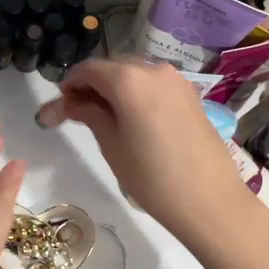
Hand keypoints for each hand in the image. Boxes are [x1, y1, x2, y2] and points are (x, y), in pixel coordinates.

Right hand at [54, 59, 256, 238]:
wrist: (210, 201)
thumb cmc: (152, 177)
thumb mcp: (111, 145)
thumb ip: (89, 114)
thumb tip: (69, 102)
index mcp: (129, 79)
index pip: (88, 69)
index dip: (69, 85)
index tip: (58, 107)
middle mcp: (154, 69)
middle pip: (111, 67)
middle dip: (91, 85)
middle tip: (75, 113)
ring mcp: (176, 80)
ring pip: (133, 74)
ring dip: (113, 88)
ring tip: (103, 118)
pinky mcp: (190, 94)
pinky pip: (153, 84)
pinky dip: (135, 93)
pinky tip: (131, 118)